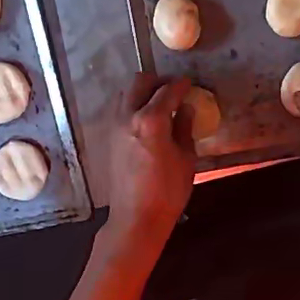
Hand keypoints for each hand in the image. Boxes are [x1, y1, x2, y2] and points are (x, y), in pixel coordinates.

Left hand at [100, 73, 196, 250]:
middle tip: (174, 91)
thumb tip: (186, 108)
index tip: (190, 84)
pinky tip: (148, 123)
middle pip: (140, 82)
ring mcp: (114, 126)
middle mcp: (128, 116)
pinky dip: (134, 107)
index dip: (182, 85)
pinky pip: (121, 111)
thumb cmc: (168, 192)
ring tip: (160, 106)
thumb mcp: (186, 159)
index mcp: (151, 120)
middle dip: (158, 82)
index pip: (168, 91)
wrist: (136, 217)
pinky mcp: (109, 138)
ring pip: (126, 94)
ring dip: (143, 93)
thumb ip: (184, 128)